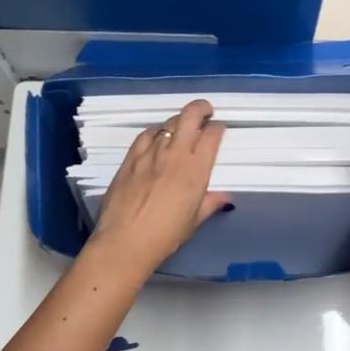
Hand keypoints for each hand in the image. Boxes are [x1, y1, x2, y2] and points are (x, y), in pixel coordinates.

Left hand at [85, 99, 230, 275]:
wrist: (124, 242)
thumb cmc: (165, 236)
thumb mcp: (193, 221)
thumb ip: (210, 203)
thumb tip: (224, 197)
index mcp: (195, 170)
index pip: (212, 135)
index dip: (218, 128)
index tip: (218, 130)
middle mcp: (175, 154)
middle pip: (189, 115)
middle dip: (201, 108)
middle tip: (205, 113)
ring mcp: (150, 153)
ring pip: (168, 123)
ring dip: (178, 122)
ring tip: (182, 128)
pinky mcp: (130, 158)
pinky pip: (146, 135)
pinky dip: (156, 132)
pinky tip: (157, 139)